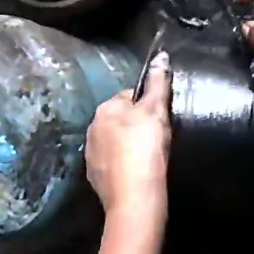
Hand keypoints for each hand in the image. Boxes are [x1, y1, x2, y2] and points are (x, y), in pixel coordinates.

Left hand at [85, 53, 171, 219]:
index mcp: (105, 109)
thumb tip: (161, 56)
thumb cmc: (146, 148)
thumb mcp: (156, 111)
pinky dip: (124, 164)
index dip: (149, 105)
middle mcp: (92, 128)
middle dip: (137, 125)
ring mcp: (91, 153)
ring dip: (129, 144)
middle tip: (158, 139)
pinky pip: (113, 162)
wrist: (133, 197)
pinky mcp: (95, 176)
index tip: (162, 119)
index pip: (130, 97)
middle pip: (121, 119)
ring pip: (115, 141)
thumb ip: (158, 83)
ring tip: (149, 157)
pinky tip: (138, 172)